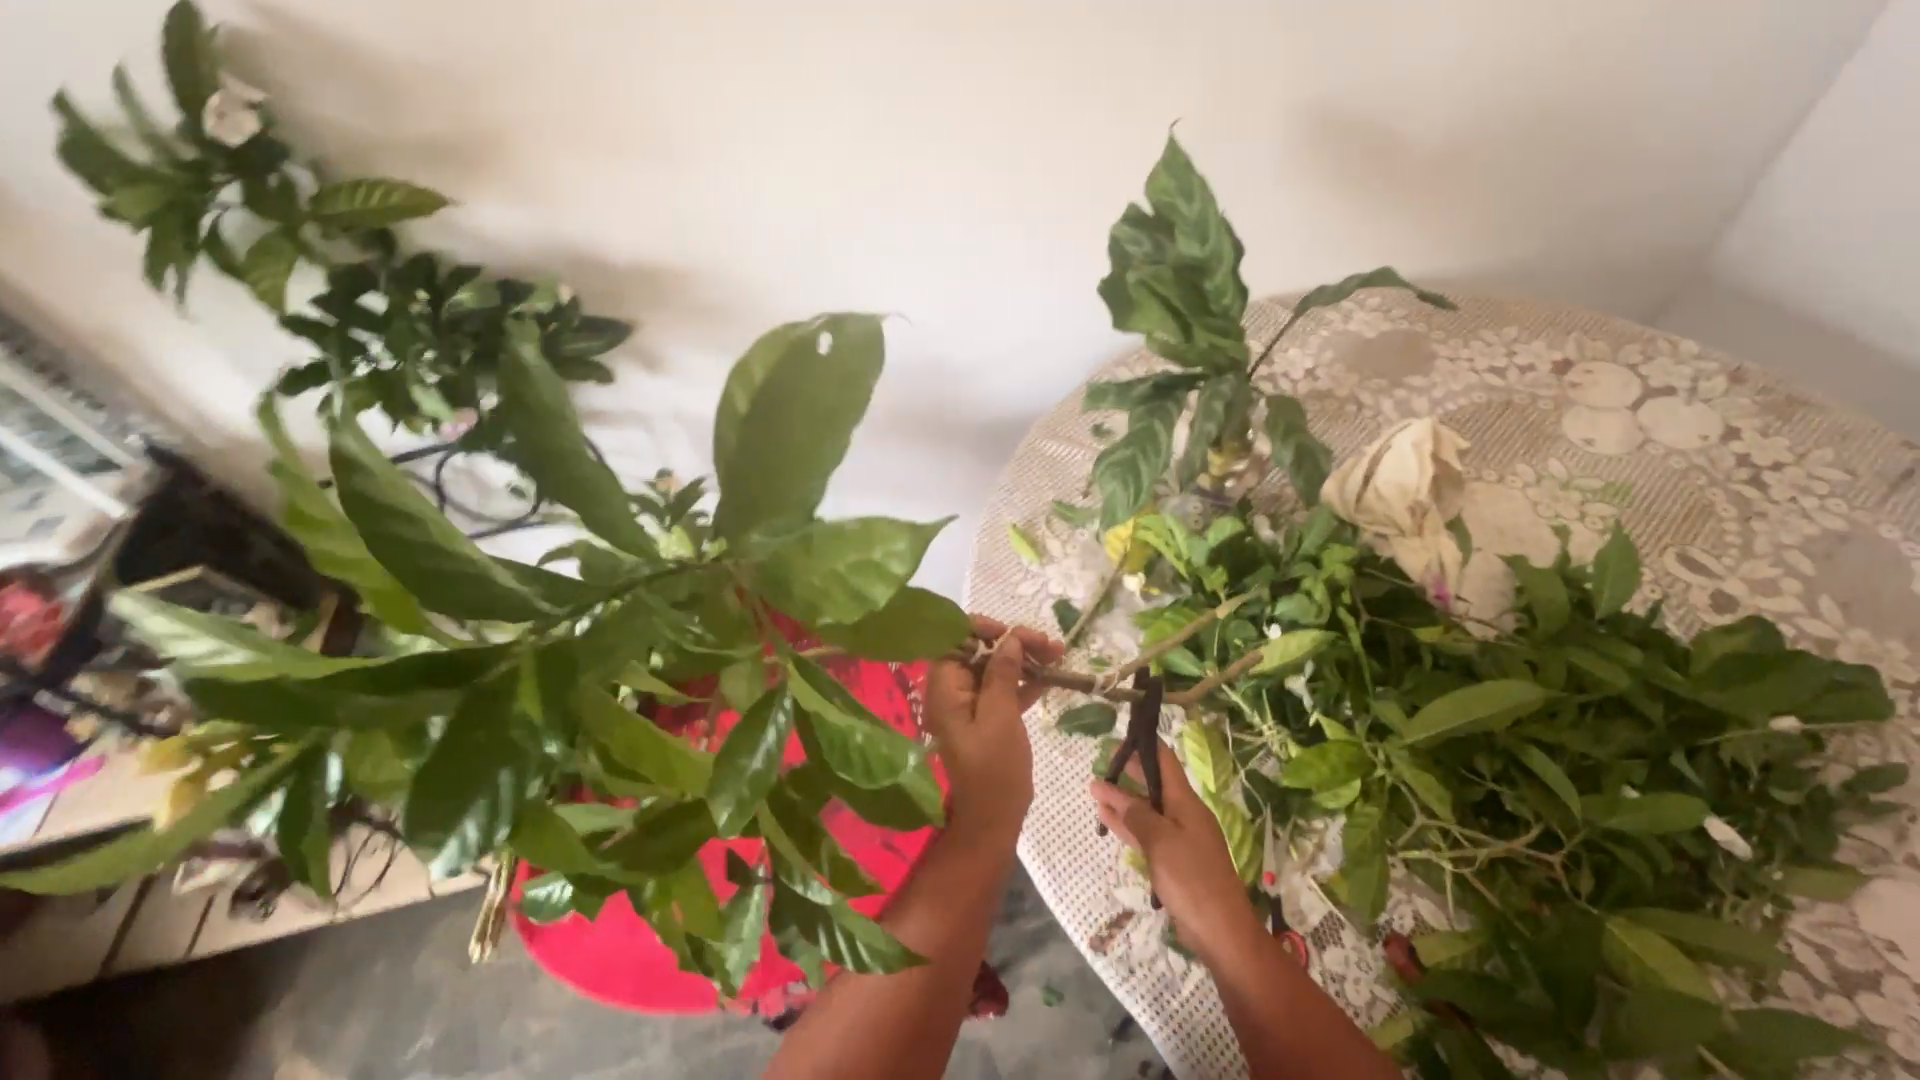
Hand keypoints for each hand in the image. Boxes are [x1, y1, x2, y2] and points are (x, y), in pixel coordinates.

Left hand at [925, 616, 1064, 842]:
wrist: (994, 818)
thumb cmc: (994, 769)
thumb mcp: (1001, 716)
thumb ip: (1003, 674)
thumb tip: (1010, 638)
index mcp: (944, 689)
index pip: (953, 641)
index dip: (980, 629)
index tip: (1011, 632)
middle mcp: (952, 693)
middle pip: (978, 652)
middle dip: (1012, 643)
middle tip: (1048, 645)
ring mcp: (970, 706)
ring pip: (995, 669)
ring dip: (1024, 660)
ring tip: (1058, 655)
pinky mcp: (988, 719)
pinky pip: (1003, 690)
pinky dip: (1024, 681)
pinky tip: (1050, 677)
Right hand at [1089, 743, 1263, 964]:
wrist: (1220, 930)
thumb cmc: (1191, 878)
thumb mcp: (1160, 841)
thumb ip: (1136, 815)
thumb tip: (1113, 792)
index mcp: (1186, 803)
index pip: (1165, 762)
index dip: (1145, 747)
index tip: (1120, 738)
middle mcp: (1184, 815)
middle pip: (1154, 786)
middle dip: (1129, 774)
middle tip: (1101, 763)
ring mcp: (1179, 839)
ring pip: (1147, 811)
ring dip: (1123, 801)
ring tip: (1095, 790)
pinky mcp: (1174, 862)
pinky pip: (1147, 834)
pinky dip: (1128, 825)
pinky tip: (1108, 820)